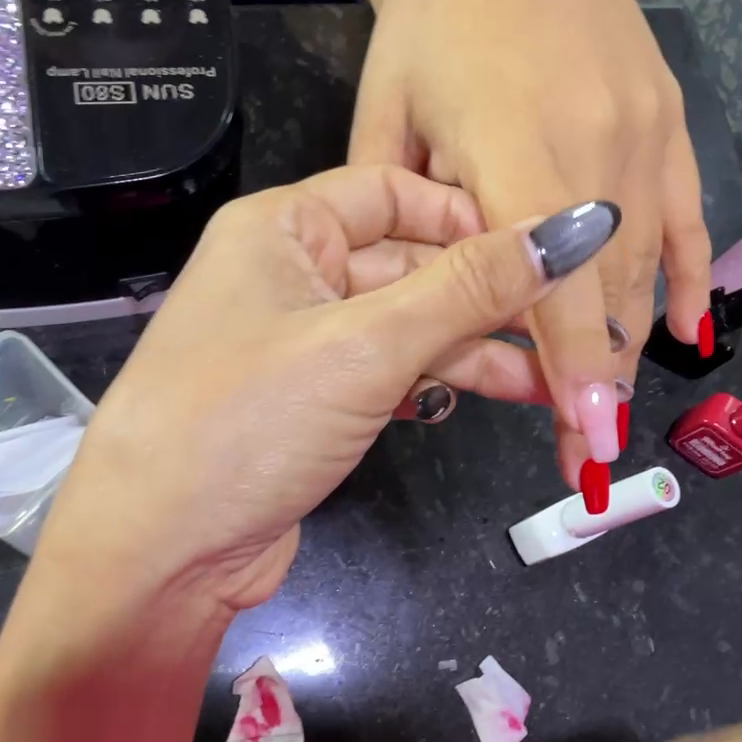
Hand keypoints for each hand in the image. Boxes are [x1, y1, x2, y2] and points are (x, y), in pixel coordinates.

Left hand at [32, 165, 618, 614]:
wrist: (162, 551)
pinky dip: (432, 384)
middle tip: (574, 332)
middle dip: (489, 300)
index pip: (394, 189)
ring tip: (555, 386)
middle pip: (409, 266)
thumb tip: (580, 224)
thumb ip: (470, 288)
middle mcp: (289, 275)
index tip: (549, 249)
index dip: (472, 216)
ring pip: (404, 329)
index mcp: (283, 228)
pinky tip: (479, 398)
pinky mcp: (309, 407)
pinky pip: (386, 376)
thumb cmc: (248, 425)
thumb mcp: (364, 348)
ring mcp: (298, 346)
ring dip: (474, 352)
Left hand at [350, 0, 712, 488]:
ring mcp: (643, 137)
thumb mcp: (384, 123)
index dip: (573, 375)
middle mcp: (596, 155)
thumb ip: (407, 221)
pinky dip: (691, 280)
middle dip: (595, 383)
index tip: (583, 439)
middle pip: (605, 297)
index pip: (553, 296)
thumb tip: (425, 305)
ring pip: (645, 268)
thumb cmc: (428, 26)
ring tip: (609, 409)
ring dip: (627, 347)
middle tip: (585, 453)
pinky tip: (687, 333)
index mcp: (516, 160)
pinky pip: (689, 216)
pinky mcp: (668, 123)